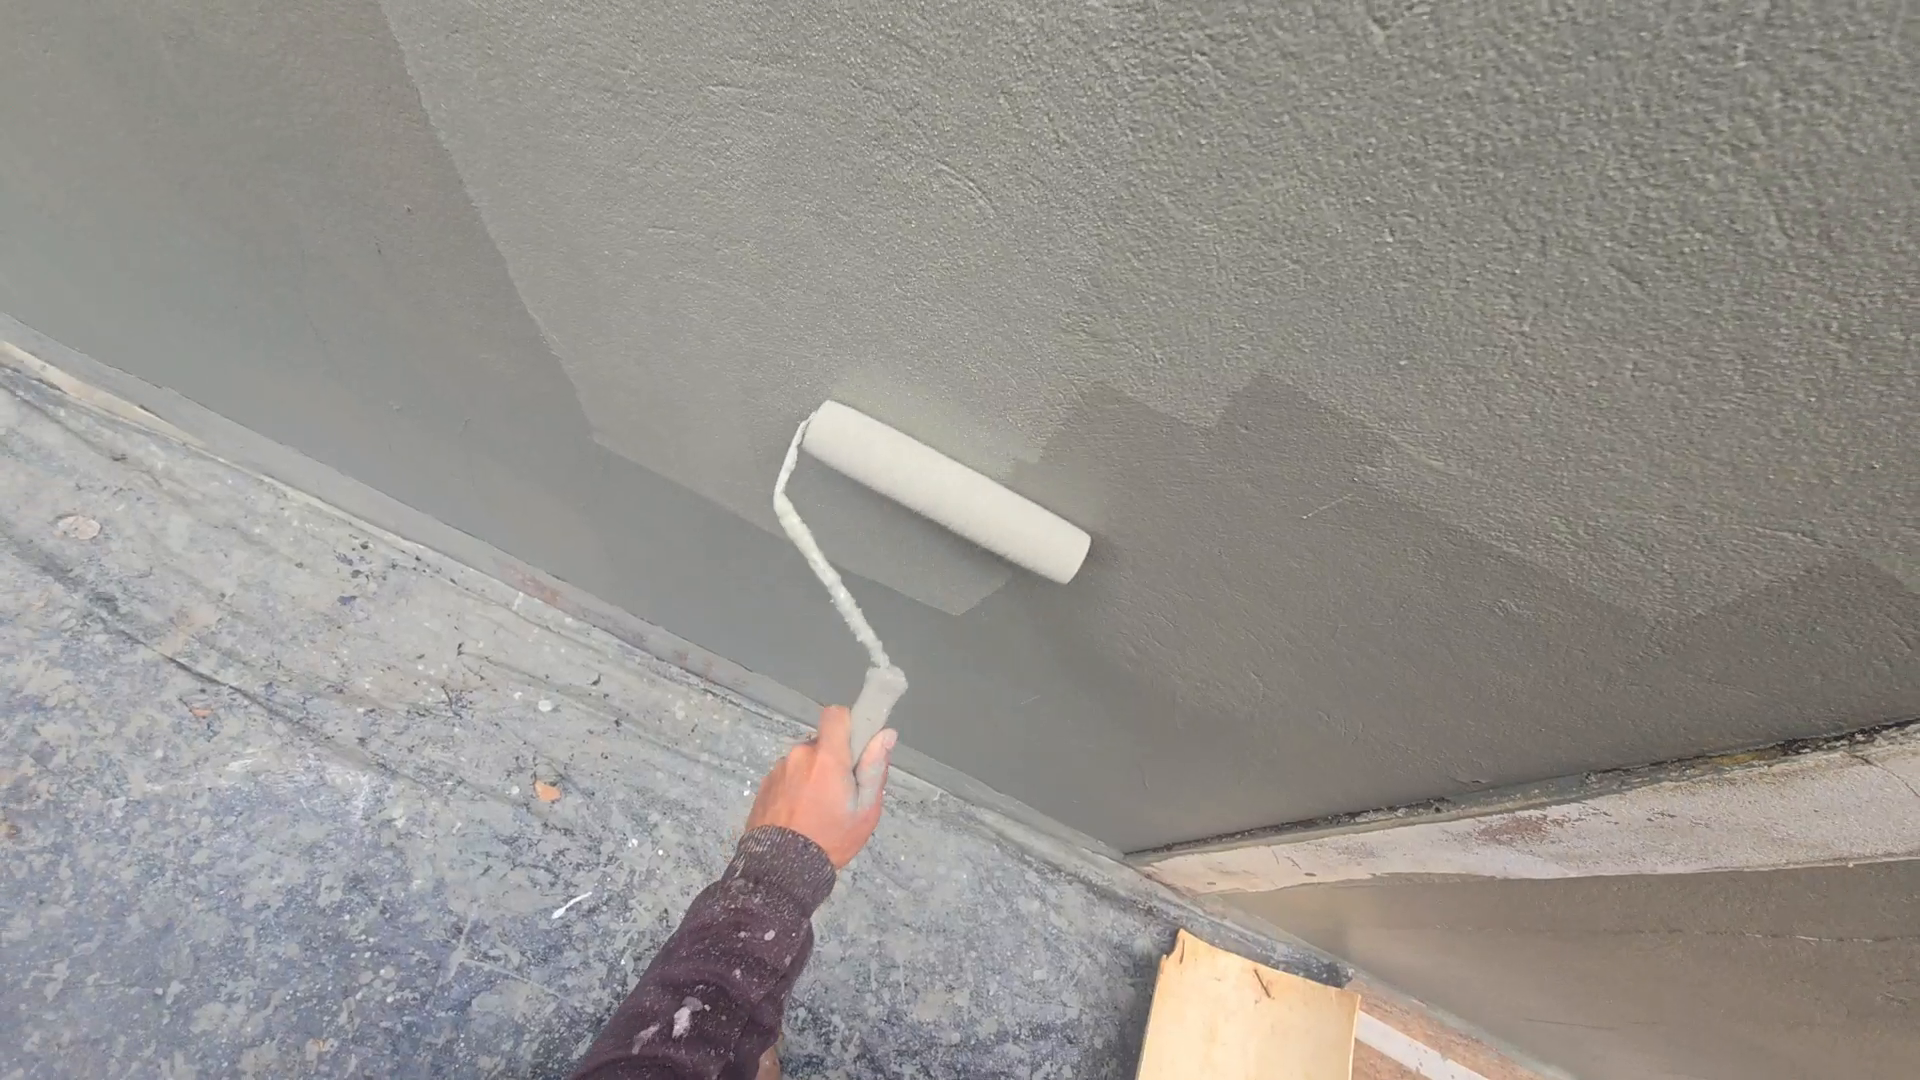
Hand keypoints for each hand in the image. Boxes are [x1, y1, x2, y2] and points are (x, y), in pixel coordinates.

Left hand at [745, 706, 895, 867]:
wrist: (780, 871)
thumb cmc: (830, 839)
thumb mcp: (865, 810)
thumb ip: (875, 768)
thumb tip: (886, 734)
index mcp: (826, 757)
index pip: (836, 715)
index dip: (848, 724)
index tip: (856, 746)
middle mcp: (799, 755)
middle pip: (822, 743)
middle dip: (833, 759)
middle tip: (840, 793)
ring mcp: (778, 769)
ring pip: (804, 761)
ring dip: (812, 775)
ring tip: (817, 810)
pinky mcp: (765, 785)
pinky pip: (788, 776)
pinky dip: (796, 788)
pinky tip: (799, 815)